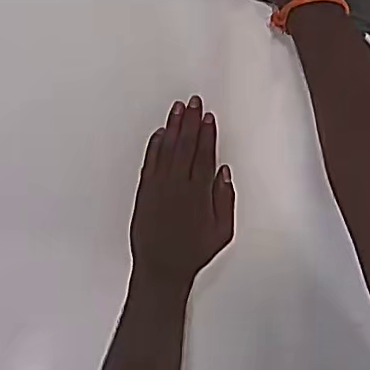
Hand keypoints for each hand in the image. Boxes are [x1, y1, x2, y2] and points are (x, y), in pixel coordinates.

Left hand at [129, 96, 234, 291]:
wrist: (160, 267)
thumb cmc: (192, 251)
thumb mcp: (222, 231)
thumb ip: (225, 199)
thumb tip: (224, 173)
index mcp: (199, 192)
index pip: (205, 154)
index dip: (207, 133)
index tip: (208, 117)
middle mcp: (178, 184)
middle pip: (186, 145)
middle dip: (191, 121)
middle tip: (194, 101)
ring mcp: (160, 184)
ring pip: (168, 147)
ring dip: (174, 126)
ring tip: (178, 108)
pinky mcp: (145, 188)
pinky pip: (151, 160)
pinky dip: (156, 144)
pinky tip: (161, 131)